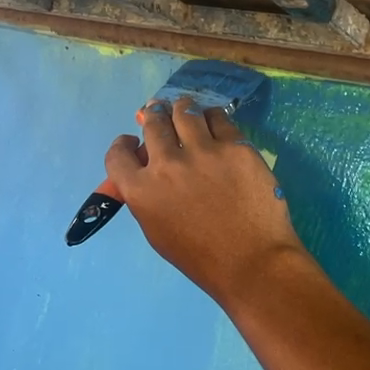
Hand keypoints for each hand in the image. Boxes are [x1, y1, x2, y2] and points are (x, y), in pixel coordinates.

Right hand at [104, 97, 308, 306]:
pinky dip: (211, 117)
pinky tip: (212, 122)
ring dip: (180, 108)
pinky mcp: (235, 147)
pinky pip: (218, 118)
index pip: (118, 154)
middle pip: (153, 123)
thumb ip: (144, 196)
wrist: (252, 262)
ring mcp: (203, 152)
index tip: (132, 142)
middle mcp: (167, 164)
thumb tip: (142, 170)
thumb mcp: (156, 231)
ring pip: (185, 111)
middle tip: (157, 114)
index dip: (123, 144)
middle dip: (152, 115)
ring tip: (183, 109)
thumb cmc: (200, 257)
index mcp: (141, 190)